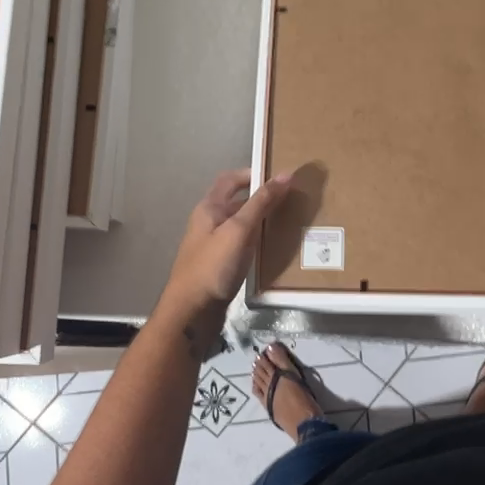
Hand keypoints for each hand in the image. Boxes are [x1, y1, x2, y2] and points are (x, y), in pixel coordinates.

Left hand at [159, 168, 293, 314]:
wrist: (192, 311)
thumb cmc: (213, 266)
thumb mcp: (239, 230)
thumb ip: (262, 202)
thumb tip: (285, 174)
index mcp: (209, 208)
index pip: (230, 179)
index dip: (252, 173)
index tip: (279, 177)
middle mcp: (209, 223)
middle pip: (238, 202)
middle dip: (262, 199)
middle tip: (291, 200)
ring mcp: (214, 245)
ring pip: (242, 225)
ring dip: (262, 221)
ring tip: (290, 222)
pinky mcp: (221, 264)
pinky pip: (243, 245)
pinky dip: (259, 242)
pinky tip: (275, 249)